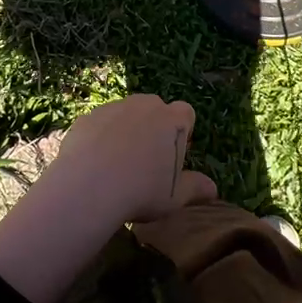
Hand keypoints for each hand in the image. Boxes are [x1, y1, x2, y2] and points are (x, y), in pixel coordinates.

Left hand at [42, 94, 217, 224]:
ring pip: (127, 114)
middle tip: (148, 161)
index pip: (186, 113)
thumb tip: (213, 189)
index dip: (183, 131)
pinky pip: (102, 123)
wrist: (89, 185)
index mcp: (171, 120)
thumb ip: (195, 188)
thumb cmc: (142, 191)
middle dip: (155, 128)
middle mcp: (145, 105)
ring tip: (119, 165)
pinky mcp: (89, 116)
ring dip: (128, 130)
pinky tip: (95, 163)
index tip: (174, 154)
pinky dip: (102, 136)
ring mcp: (115, 107)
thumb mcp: (174, 197)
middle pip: (156, 109)